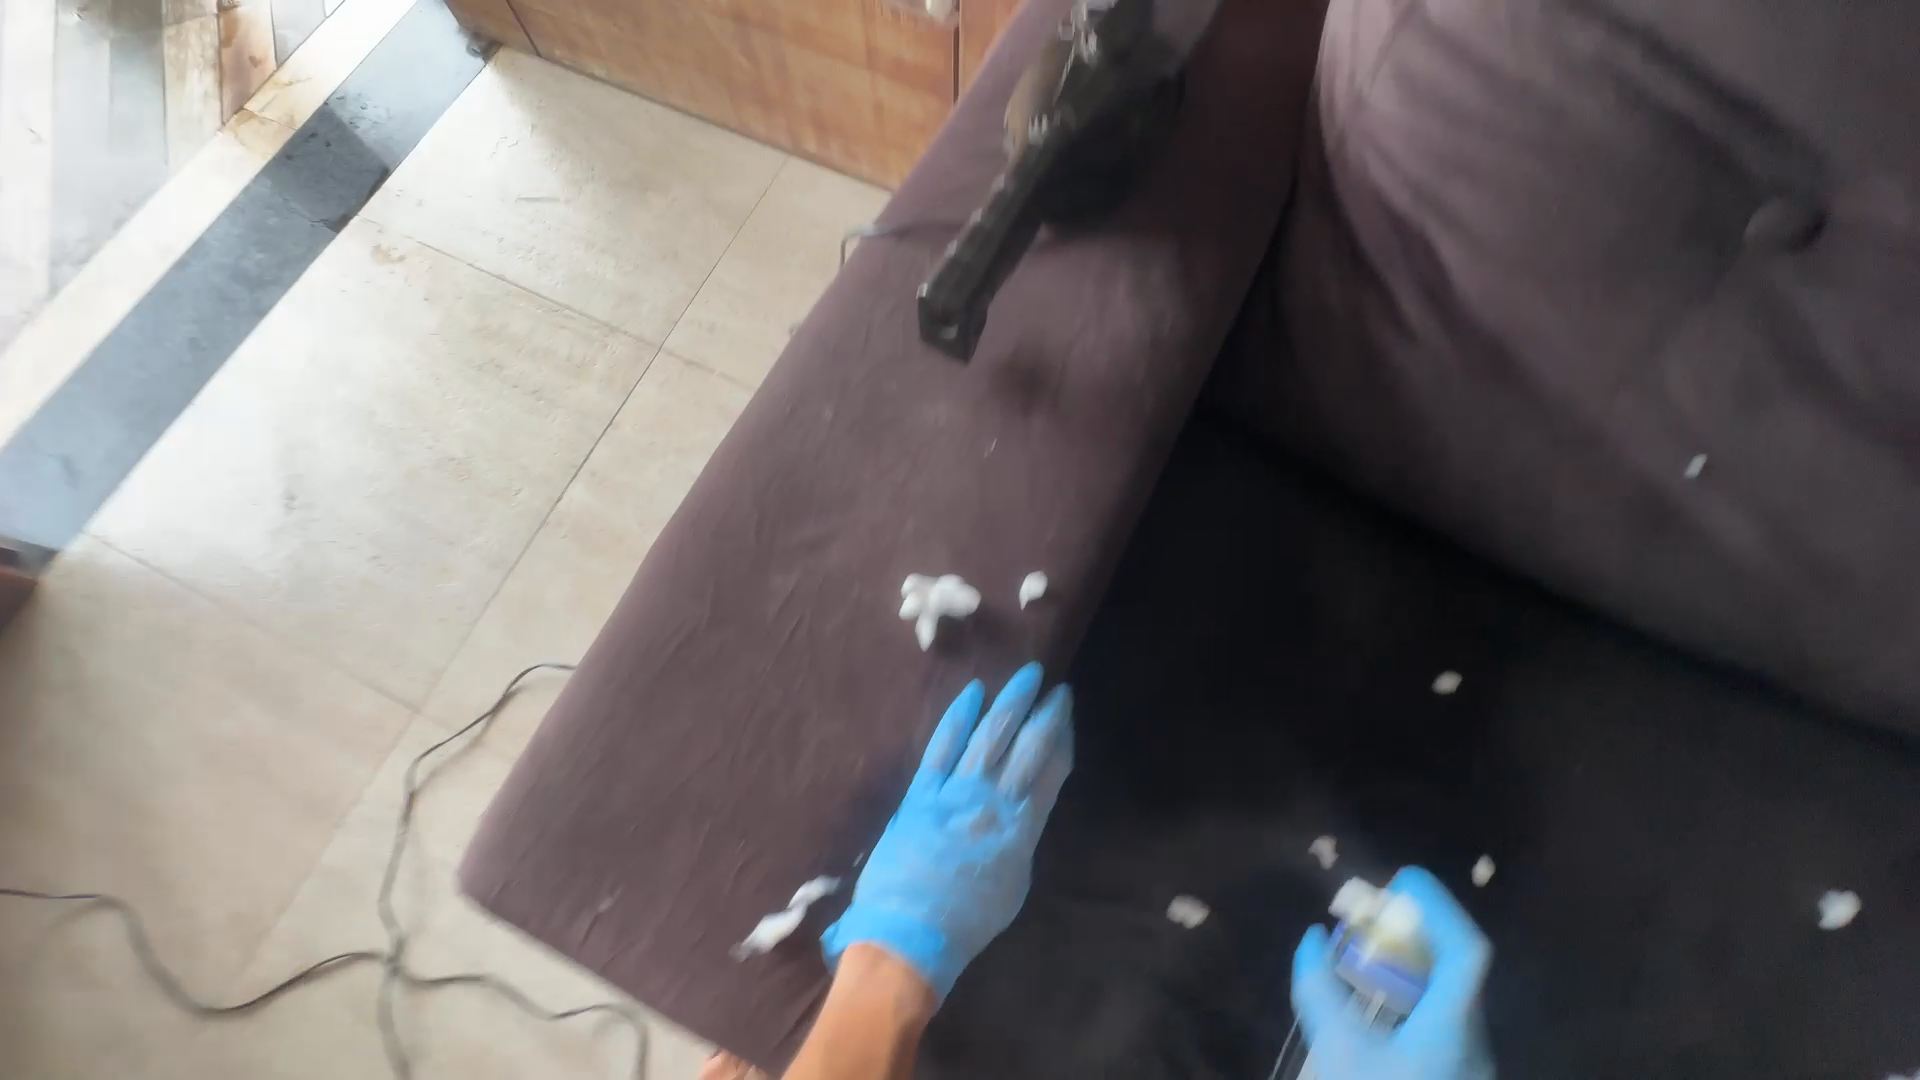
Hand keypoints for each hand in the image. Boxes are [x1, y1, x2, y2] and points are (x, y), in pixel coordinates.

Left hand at [822, 662, 1073, 998]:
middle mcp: (993, 803)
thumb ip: (1019, 838)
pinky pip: (943, 746)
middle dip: (1044, 715)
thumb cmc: (965, 921)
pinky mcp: (922, 791)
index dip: (1063, 741)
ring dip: (1010, 703)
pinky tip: (974, 692)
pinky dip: (960, 717)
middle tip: (1057, 689)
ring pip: (989, 737)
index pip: (1051, 773)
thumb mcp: (1012, 883)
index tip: (1068, 715)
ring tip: (1027, 677)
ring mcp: (956, 793)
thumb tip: (1022, 809)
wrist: (910, 934)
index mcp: (1021, 830)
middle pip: (1025, 748)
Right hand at [1292, 866, 1495, 1079]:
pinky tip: (1372, 991)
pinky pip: (1437, 1011)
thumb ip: (1318, 987)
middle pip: (1458, 965)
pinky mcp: (1452, 1071)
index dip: (1440, 907)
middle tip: (1371, 907)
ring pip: (1448, 989)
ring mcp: (1464, 1059)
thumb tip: (1314, 939)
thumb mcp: (1336, 1048)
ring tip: (1366, 941)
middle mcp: (1470, 1039)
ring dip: (1411, 955)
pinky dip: (1408, 984)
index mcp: (1451, 1028)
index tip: (1401, 878)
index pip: (1468, 953)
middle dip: (1417, 925)